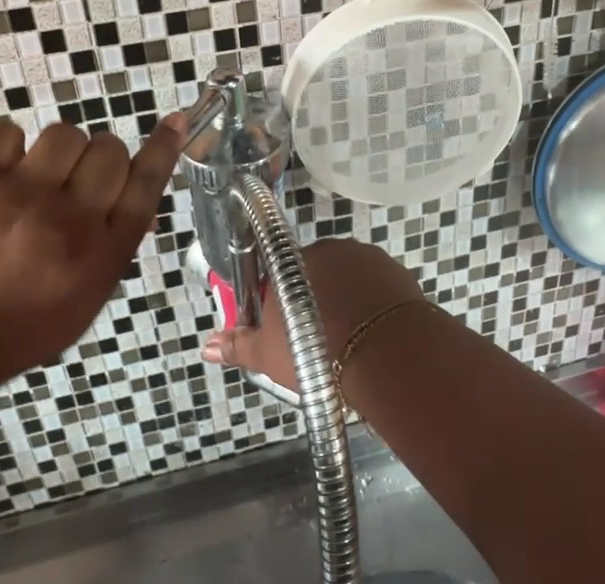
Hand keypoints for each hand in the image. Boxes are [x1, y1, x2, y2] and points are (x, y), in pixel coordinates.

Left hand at [0, 116, 186, 385]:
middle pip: (108, 151)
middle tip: (70, 183)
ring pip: (63, 134)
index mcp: (98, 257)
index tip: (174, 121)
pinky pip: (6, 131)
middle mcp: (67, 222)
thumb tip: (131, 200)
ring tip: (31, 178)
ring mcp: (16, 197)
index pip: (144, 187)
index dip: (163, 149)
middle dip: (96, 161)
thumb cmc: (9, 331)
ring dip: (55, 152)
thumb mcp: (80, 303)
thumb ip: (109, 249)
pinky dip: (6, 148)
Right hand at [202, 239, 425, 392]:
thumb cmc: (318, 352)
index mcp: (291, 261)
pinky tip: (373, 333)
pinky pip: (377, 286)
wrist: (387, 354)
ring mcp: (366, 256)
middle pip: (313, 274)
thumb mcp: (269, 355)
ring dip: (345, 300)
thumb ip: (239, 346)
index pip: (276, 276)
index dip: (277, 304)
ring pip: (348, 279)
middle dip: (312, 300)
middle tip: (315, 339)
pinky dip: (373, 304)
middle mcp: (328, 249)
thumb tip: (208, 347)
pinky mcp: (396, 270)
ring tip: (347, 340)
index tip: (284, 330)